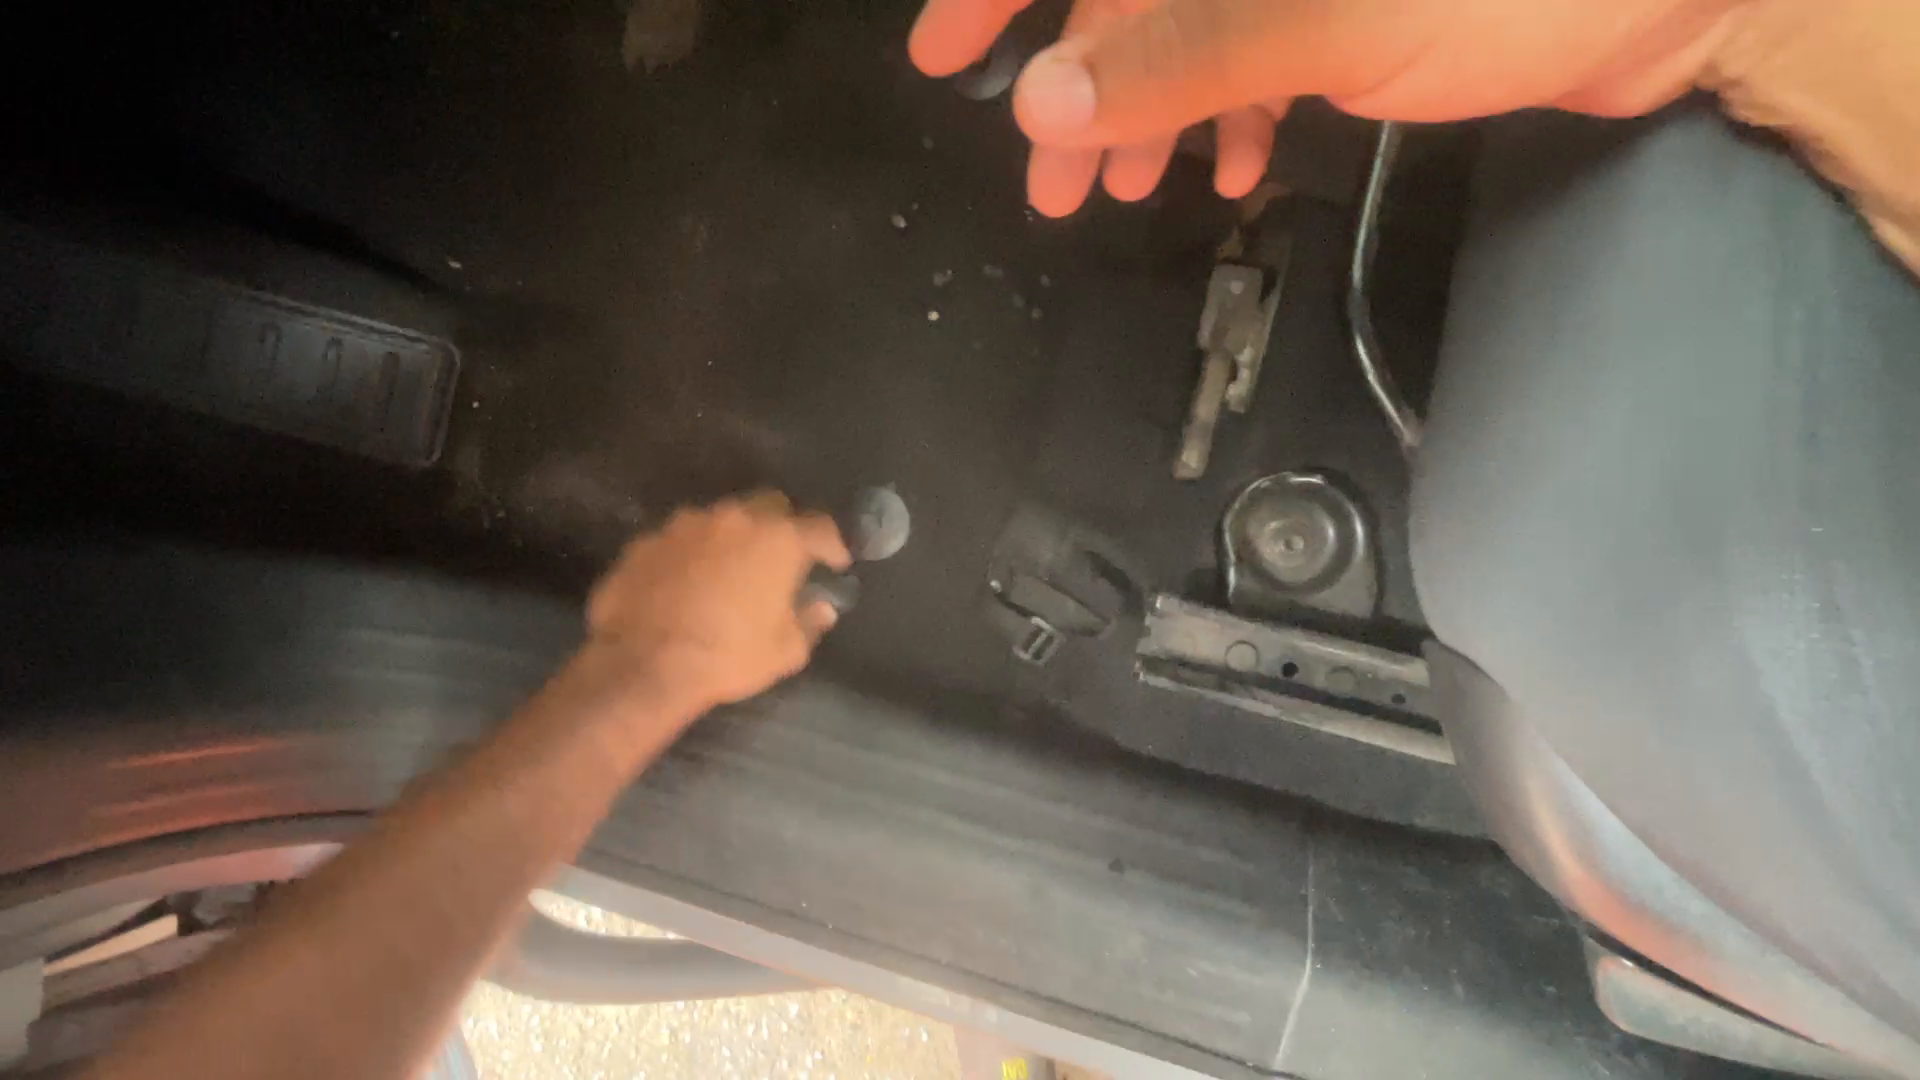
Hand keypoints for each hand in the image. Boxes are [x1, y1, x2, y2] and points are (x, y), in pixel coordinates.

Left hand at [586, 492, 851, 715]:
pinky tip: (688, 582)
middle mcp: (734, 519)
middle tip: (782, 558)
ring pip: (722, 518)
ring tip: (730, 569)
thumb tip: (821, 608)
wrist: (643, 665)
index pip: (820, 526)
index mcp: (778, 540)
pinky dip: (693, 554)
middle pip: (770, 505)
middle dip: (783, 526)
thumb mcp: (786, 651)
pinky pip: (681, 539)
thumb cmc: (728, 656)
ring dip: (734, 537)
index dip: (833, 544)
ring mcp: (685, 525)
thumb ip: (810, 622)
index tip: (836, 563)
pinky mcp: (647, 541)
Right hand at [909, 0, 1753, 215]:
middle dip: (1076, 92)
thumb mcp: (1324, 16)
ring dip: (1144, 120)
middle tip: (1049, 189)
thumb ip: (1176, 55)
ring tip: (1121, 196)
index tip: (943, 59)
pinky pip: (1247, 52)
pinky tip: (1227, 167)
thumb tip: (1044, 106)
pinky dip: (1224, 113)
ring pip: (1179, 32)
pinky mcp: (1337, 0)